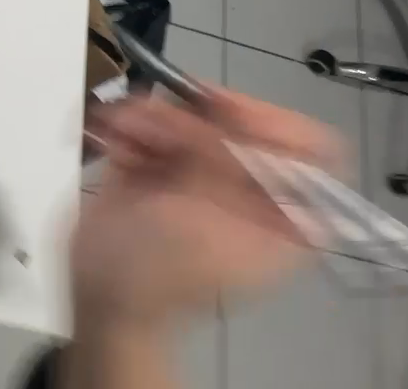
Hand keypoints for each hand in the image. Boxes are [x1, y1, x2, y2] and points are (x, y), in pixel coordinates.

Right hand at [72, 91, 340, 329]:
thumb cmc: (158, 271)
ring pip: (187, 120)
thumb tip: (228, 118)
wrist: (97, 295)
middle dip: (189, 119)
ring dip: (149, 118)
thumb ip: (220, 166)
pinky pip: (149, 128)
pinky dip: (128, 125)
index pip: (310, 151)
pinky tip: (112, 134)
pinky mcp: (154, 169)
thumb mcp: (198, 220)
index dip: (273, 123)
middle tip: (155, 119)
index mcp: (277, 212)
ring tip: (121, 127)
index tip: (225, 113)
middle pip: (236, 126)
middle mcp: (243, 189)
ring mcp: (197, 178)